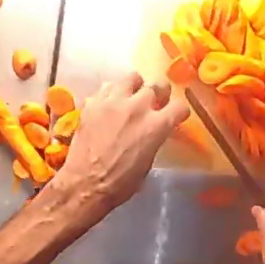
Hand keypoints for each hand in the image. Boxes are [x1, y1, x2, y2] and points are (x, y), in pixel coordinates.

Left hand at [48, 72, 187, 219]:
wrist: (85, 184)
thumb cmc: (119, 183)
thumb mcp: (146, 163)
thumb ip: (153, 139)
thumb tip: (153, 132)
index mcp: (156, 126)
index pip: (179, 107)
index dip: (179, 112)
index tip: (176, 116)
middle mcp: (137, 107)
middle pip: (156, 86)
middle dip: (159, 94)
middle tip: (155, 101)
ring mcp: (113, 102)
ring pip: (131, 78)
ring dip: (135, 87)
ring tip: (131, 96)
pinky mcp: (93, 103)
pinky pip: (106, 88)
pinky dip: (111, 93)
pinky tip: (109, 103)